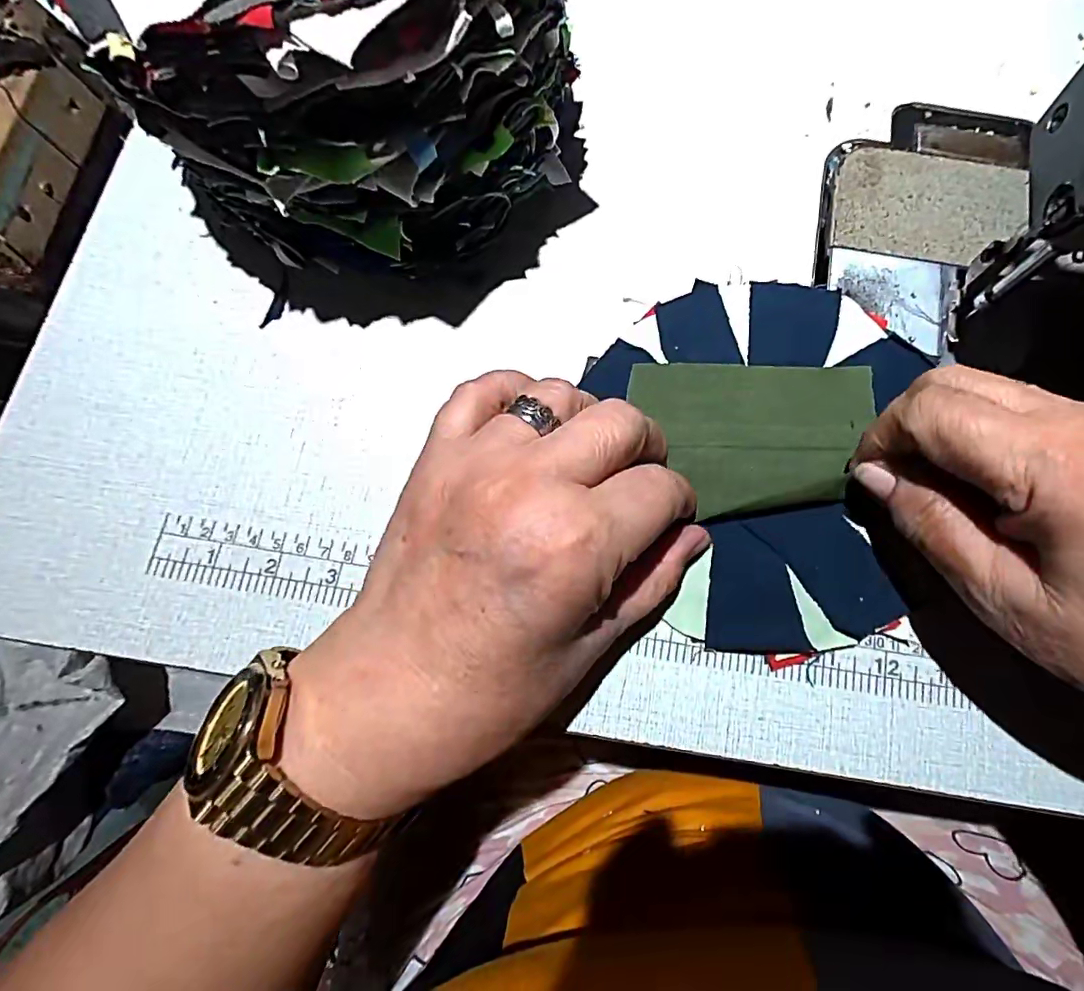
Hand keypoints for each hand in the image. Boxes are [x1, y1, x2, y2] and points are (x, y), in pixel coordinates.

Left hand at [277, 372, 709, 818]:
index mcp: (579, 541)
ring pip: (559, 394)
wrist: (389, 695)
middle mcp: (533, 485)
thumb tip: (693, 534)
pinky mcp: (435, 456)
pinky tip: (531, 431)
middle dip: (649, 448)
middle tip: (639, 482)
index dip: (679, 502)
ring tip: (584, 461)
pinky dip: (516, 396)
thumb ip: (655, 579)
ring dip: (587, 423)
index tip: (671, 518)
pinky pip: (484, 390)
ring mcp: (477, 463)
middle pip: (622, 422)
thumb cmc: (501, 689)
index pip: (662, 487)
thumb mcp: (596, 646)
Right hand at [850, 367, 1083, 776]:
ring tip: (931, 490)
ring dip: (941, 427)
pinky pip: (1017, 408)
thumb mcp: (1005, 601)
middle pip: (957, 381)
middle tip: (891, 483)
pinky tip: (977, 486)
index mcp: (1058, 462)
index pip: (937, 409)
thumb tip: (877, 477)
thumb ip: (932, 526)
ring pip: (985, 387)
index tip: (867, 479)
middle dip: (906, 423)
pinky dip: (976, 433)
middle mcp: (1081, 417)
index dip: (885, 436)